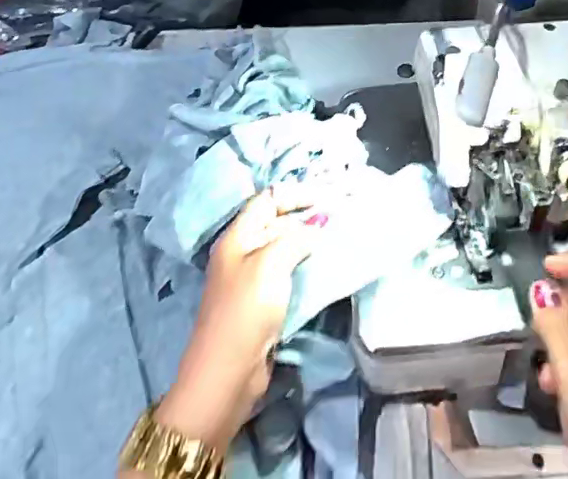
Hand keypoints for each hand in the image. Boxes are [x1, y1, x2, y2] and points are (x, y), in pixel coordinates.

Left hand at [155, 185, 321, 449]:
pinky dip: (305, 266)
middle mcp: (241, 252)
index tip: (328, 197)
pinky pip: (286, 273)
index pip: (266, 201)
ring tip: (339, 239)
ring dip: (308, 242)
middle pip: (274, 222)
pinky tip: (325, 268)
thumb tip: (319, 222)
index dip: (295, 194)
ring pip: (282, 248)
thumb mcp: (269, 266)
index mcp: (236, 236)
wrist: (226, 372)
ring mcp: (250, 278)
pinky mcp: (261, 303)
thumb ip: (294, 239)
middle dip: (305, 217)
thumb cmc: (245, 311)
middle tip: (341, 217)